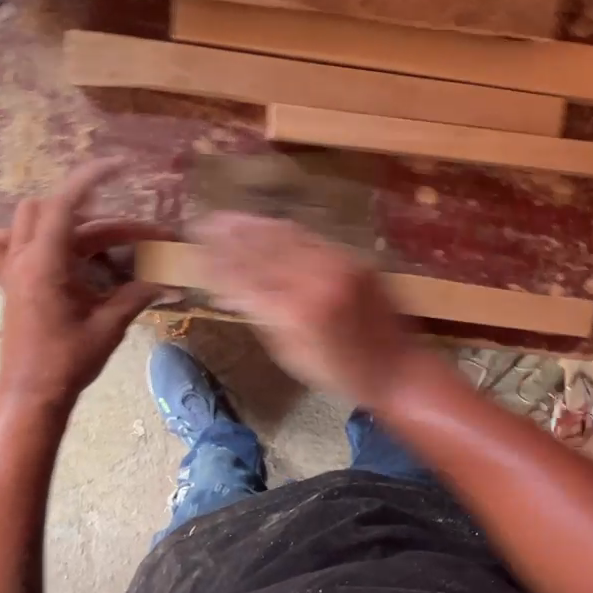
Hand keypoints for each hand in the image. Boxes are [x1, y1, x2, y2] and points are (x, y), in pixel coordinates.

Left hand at [0, 161, 174, 405]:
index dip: (91, 179)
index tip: (119, 166)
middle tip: (140, 239)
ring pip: (36, 222)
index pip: (64, 204)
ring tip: (111, 244)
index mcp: (43, 263)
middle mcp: (23, 257)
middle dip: (100, 217)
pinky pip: (22, 243)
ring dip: (72, 223)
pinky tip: (70, 255)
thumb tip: (169, 278)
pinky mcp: (14, 281)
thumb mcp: (109, 326)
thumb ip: (137, 294)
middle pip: (55, 211)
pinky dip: (47, 238)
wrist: (30, 393)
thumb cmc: (68, 362)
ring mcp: (14, 268)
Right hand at [190, 212, 420, 406]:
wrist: (397, 369)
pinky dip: (283, 232)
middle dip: (229, 234)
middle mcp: (316, 280)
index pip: (245, 277)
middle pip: (263, 247)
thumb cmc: (340, 374)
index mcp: (296, 311)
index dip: (217, 262)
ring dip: (254, 225)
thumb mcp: (292, 355)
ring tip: (227, 218)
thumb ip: (262, 317)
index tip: (196, 251)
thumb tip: (231, 291)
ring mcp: (339, 264)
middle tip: (203, 223)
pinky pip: (311, 239)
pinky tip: (266, 226)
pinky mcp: (355, 259)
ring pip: (287, 236)